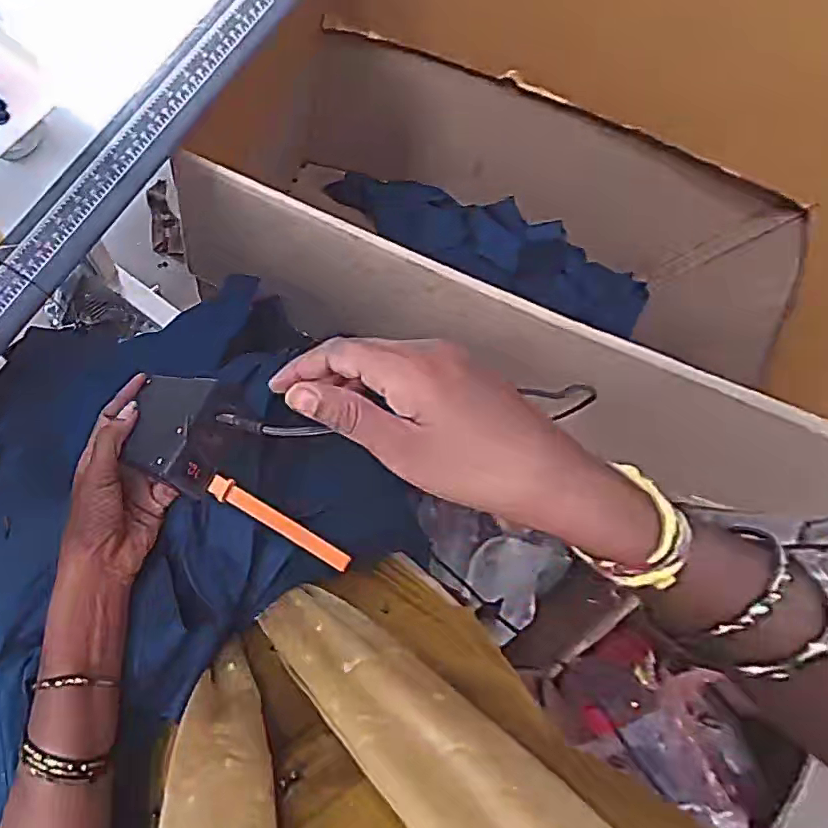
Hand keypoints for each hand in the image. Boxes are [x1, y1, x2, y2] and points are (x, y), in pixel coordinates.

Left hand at [60, 374, 180, 583]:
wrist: (104, 559)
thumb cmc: (89, 518)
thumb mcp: (95, 472)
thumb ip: (112, 439)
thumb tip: (130, 411)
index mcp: (97, 456)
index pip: (111, 419)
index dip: (125, 398)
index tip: (142, 381)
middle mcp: (119, 466)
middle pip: (139, 433)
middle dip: (153, 416)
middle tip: (170, 398)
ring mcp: (140, 482)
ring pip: (159, 453)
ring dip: (169, 441)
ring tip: (184, 422)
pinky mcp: (158, 499)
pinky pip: (174, 479)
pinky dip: (182, 471)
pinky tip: (189, 459)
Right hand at [269, 339, 657, 558]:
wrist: (550, 478)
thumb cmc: (474, 470)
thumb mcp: (399, 447)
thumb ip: (346, 414)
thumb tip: (300, 391)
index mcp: (411, 365)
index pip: (340, 351)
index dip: (302, 367)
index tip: (277, 388)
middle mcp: (431, 350)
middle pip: (362, 350)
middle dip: (325, 372)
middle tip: (302, 405)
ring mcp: (452, 358)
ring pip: (386, 358)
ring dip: (353, 378)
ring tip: (335, 411)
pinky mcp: (466, 371)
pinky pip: (410, 366)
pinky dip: (382, 383)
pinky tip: (379, 409)